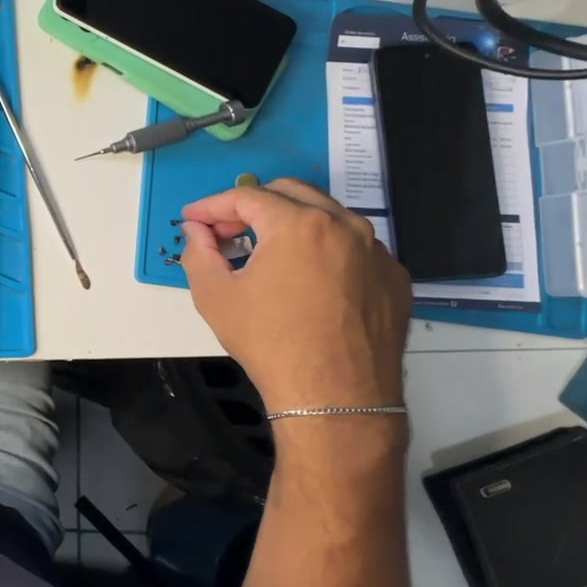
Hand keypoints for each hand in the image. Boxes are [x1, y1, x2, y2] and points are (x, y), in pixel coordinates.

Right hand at [180, 179, 411, 414]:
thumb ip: (198, 251)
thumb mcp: (214, 294)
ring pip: (327, 217)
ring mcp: (377, 251)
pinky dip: (322, 250)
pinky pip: (353, 248)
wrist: (335, 393)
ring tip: (264, 252)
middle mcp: (345, 226)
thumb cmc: (268, 340)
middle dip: (252, 205)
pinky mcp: (394, 277)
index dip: (211, 205)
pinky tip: (304, 279)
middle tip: (226, 231)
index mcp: (299, 225)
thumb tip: (197, 231)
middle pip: (292, 193)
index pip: (247, 196)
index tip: (192, 219)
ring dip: (290, 224)